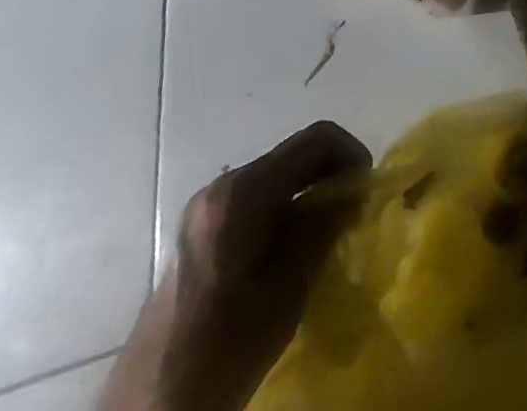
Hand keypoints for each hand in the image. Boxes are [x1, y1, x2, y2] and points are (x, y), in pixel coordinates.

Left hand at [102, 121, 371, 410]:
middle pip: (293, 154)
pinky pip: (257, 196)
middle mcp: (223, 183)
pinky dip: (286, 207)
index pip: (313, 140)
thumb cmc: (228, 341)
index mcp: (244, 191)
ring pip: (275, 175)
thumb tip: (351, 191)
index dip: (350, 153)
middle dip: (332, 174)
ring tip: (332, 233)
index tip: (367, 191)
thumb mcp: (287, 288)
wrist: (159, 389)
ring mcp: (208, 202)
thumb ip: (320, 228)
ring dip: (310, 191)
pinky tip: (297, 246)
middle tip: (356, 214)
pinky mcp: (203, 224)